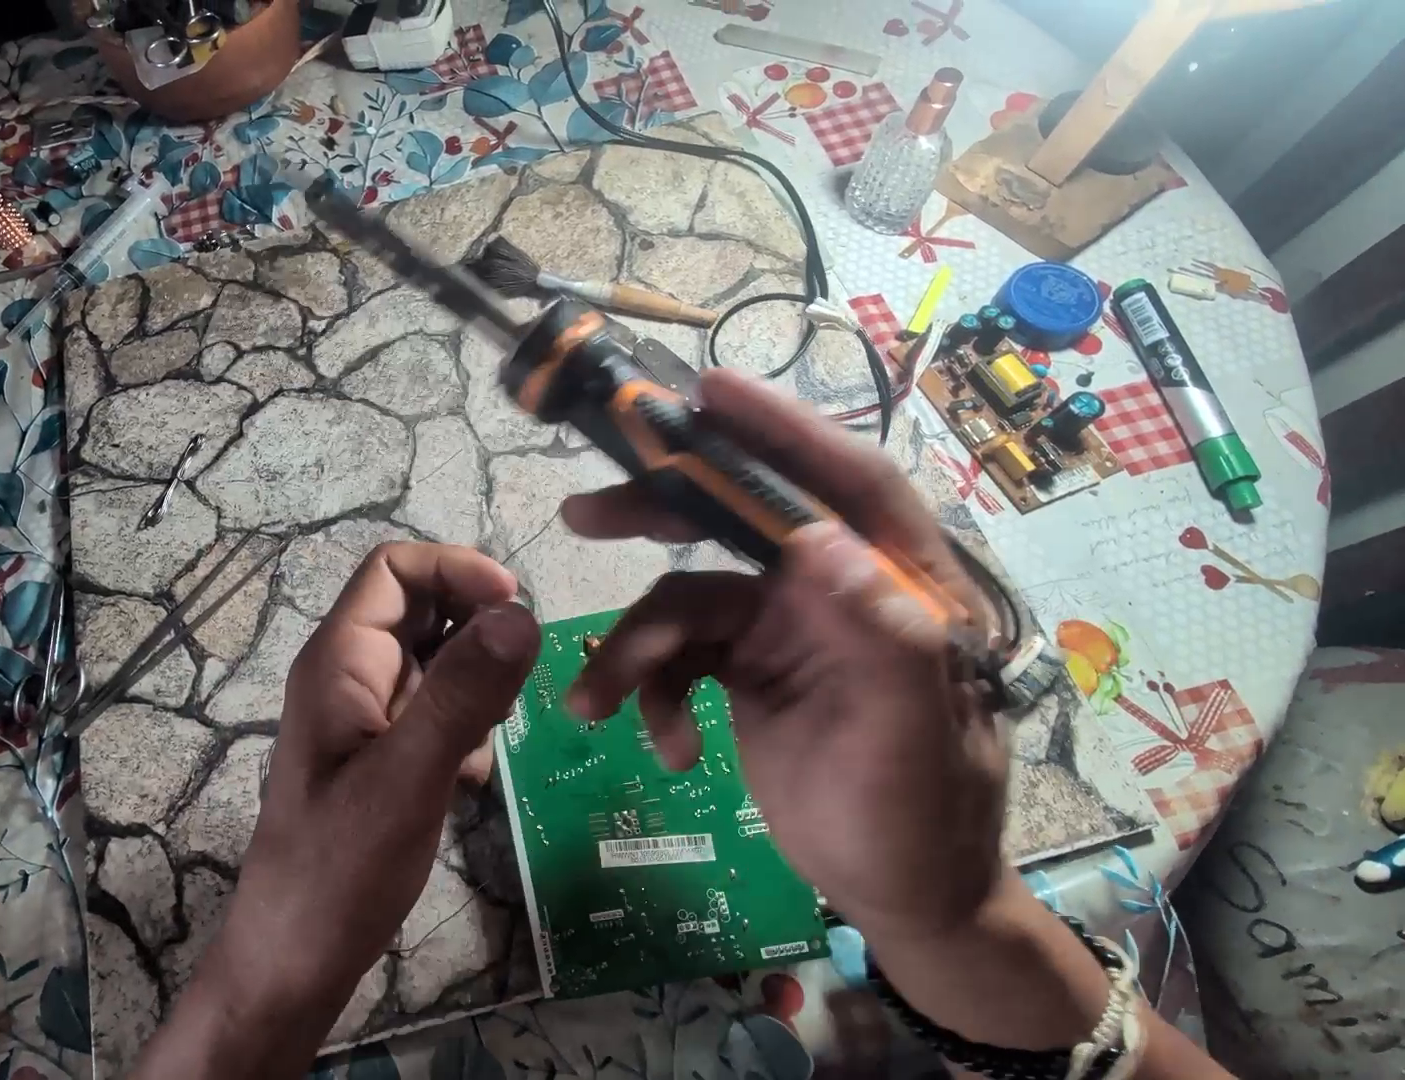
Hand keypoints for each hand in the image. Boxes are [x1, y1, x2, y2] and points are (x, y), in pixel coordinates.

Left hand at [133, 544, 539, 1078]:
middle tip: (512, 684)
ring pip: (437, 659)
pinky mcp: (384, 748)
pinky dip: (466, 725)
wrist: (298, 958)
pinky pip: (437, 707)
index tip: (516, 605)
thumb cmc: (341, 866)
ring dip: (475, 685)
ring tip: (484, 741)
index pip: (394, 568)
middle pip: (421, 608)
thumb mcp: (408, 775)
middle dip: (475, 633)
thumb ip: (463, 693)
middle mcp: (351, 671)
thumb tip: (521, 612)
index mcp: (340, 658)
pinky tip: (468, 777)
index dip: (457, 569)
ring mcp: (366, 711)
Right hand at [560, 369, 1005, 944]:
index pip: (842, 483)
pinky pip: (678, 654)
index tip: (707, 391)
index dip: (778, 430)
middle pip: (739, 520)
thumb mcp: (910, 742)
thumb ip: (885, 640)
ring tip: (592, 704)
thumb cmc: (917, 818)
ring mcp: (783, 624)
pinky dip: (655, 694)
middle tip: (583, 515)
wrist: (895, 891)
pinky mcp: (745, 662)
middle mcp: (833, 587)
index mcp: (894, 583)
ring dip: (633, 650)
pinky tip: (672, 750)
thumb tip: (818, 542)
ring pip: (684, 600)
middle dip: (658, 514)